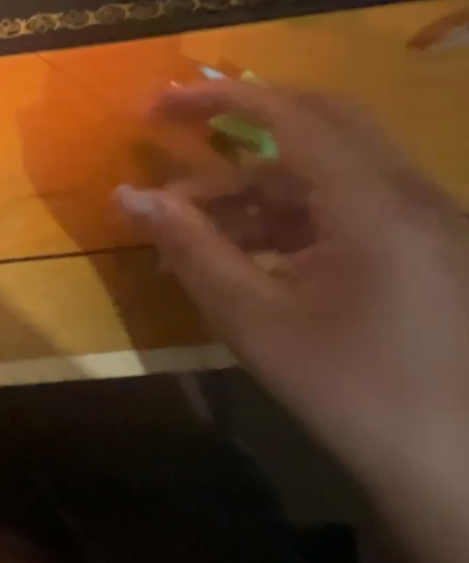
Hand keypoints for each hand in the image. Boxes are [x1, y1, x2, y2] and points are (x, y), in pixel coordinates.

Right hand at [115, 81, 468, 509]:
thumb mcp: (249, 315)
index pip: (294, 118)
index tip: (153, 104)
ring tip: (185, 219)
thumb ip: (187, 245)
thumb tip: (127, 193)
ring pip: (328, 168)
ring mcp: (428, 225)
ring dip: (251, 178)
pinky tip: (238, 249)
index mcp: (375, 209)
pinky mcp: (427, 251)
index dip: (219, 98)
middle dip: (241, 115)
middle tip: (169, 124)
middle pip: (325, 122)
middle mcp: (413, 200)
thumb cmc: (350, 386)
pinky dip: (283, 209)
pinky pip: (346, 203)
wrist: (460, 464)